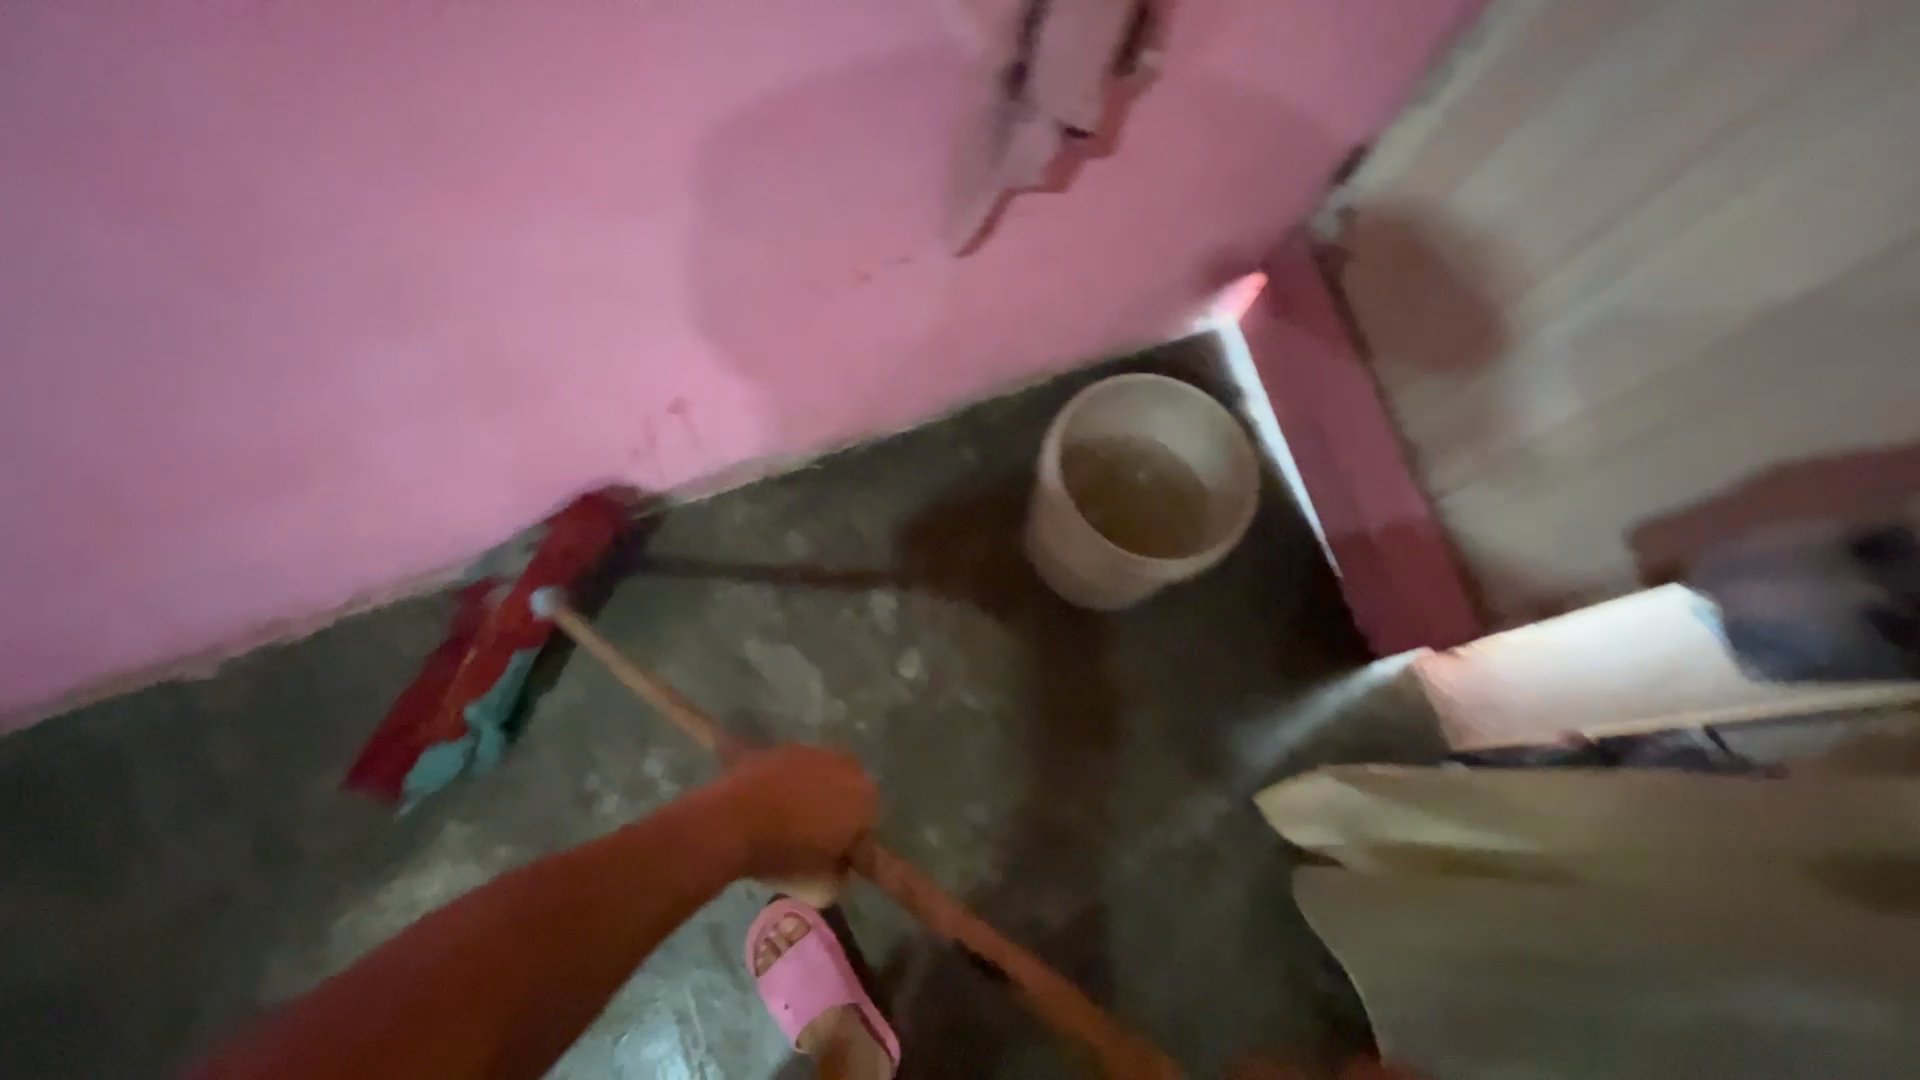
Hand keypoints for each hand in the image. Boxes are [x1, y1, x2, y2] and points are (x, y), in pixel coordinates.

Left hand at [712, 745, 877, 880]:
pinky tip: (770, 803)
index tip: (832, 862)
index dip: (850, 847)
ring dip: (813, 794)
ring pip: (823, 777)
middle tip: (813, 839)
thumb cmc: (783, 854)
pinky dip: (788, 784)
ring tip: (787, 820)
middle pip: (850, 794)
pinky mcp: (784, 747)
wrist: (732, 822)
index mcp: (866, 799)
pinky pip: (794, 770)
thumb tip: (837, 867)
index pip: (868, 827)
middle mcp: (848, 767)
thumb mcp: (820, 882)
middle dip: (838, 813)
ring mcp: (815, 752)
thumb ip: (839, 872)